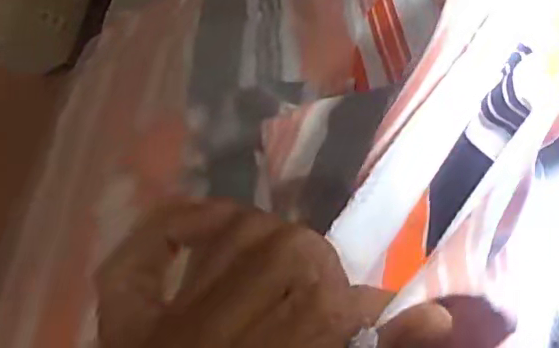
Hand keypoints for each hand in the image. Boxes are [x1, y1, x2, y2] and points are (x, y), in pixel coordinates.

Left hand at [94, 198, 386, 347]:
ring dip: (271, 237)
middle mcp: (205, 339)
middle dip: (322, 268)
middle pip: (286, 253)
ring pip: (231, 236)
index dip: (365, 306)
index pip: (327, 308)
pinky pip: (136, 262)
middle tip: (331, 299)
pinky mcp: (120, 332)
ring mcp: (156, 331)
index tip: (378, 312)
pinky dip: (172, 227)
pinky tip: (210, 221)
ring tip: (290, 262)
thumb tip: (438, 316)